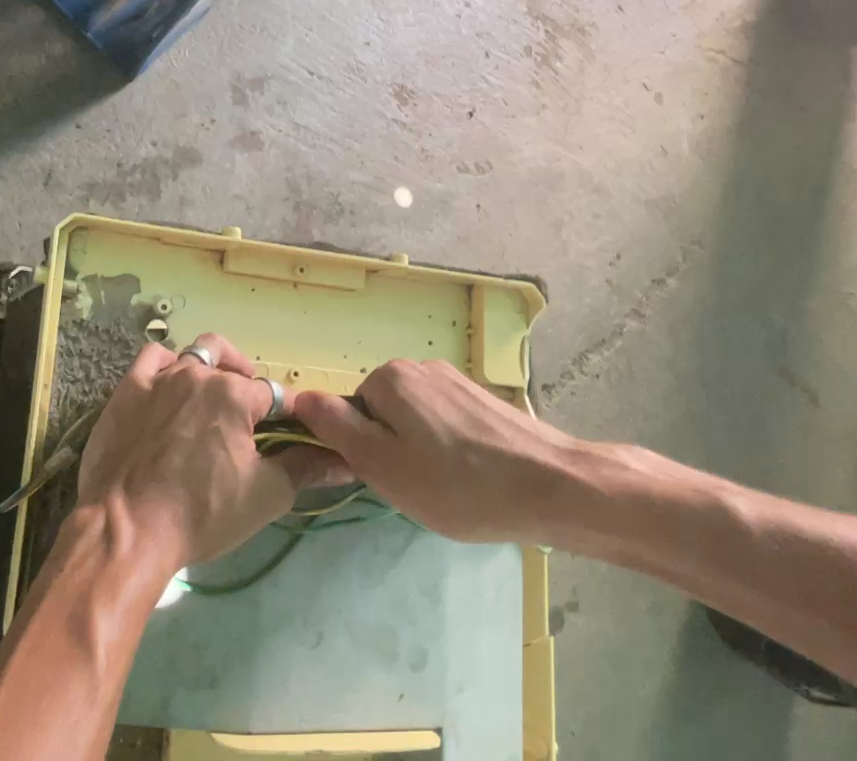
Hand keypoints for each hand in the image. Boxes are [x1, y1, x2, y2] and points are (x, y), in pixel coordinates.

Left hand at [76, 333, 348, 565]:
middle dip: (246, 390)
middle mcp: (198, 375)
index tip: (284, 442)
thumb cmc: (201, 513)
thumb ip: (306, 467)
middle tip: (245, 425)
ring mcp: (159, 379)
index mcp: (235, 395)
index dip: (284, 420)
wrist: (127, 528)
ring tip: (212, 401)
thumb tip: (346, 459)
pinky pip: (152, 358)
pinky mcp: (127, 389)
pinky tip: (170, 388)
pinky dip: (168, 366)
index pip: (274, 396)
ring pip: (195, 355)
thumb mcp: (265, 495)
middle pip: (234, 371)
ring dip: (211, 371)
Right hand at [290, 359, 589, 543]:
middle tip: (416, 487)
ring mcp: (457, 381)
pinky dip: (451, 450)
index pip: (347, 411)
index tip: (386, 478)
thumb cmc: (458, 484)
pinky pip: (446, 424)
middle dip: (391, 449)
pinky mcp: (486, 400)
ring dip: (421, 452)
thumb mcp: (380, 464)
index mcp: (389, 377)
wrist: (557, 489)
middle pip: (381, 413)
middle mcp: (420, 366)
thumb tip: (299, 398)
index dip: (359, 449)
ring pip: (415, 421)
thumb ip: (334, 427)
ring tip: (450, 486)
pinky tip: (473, 477)